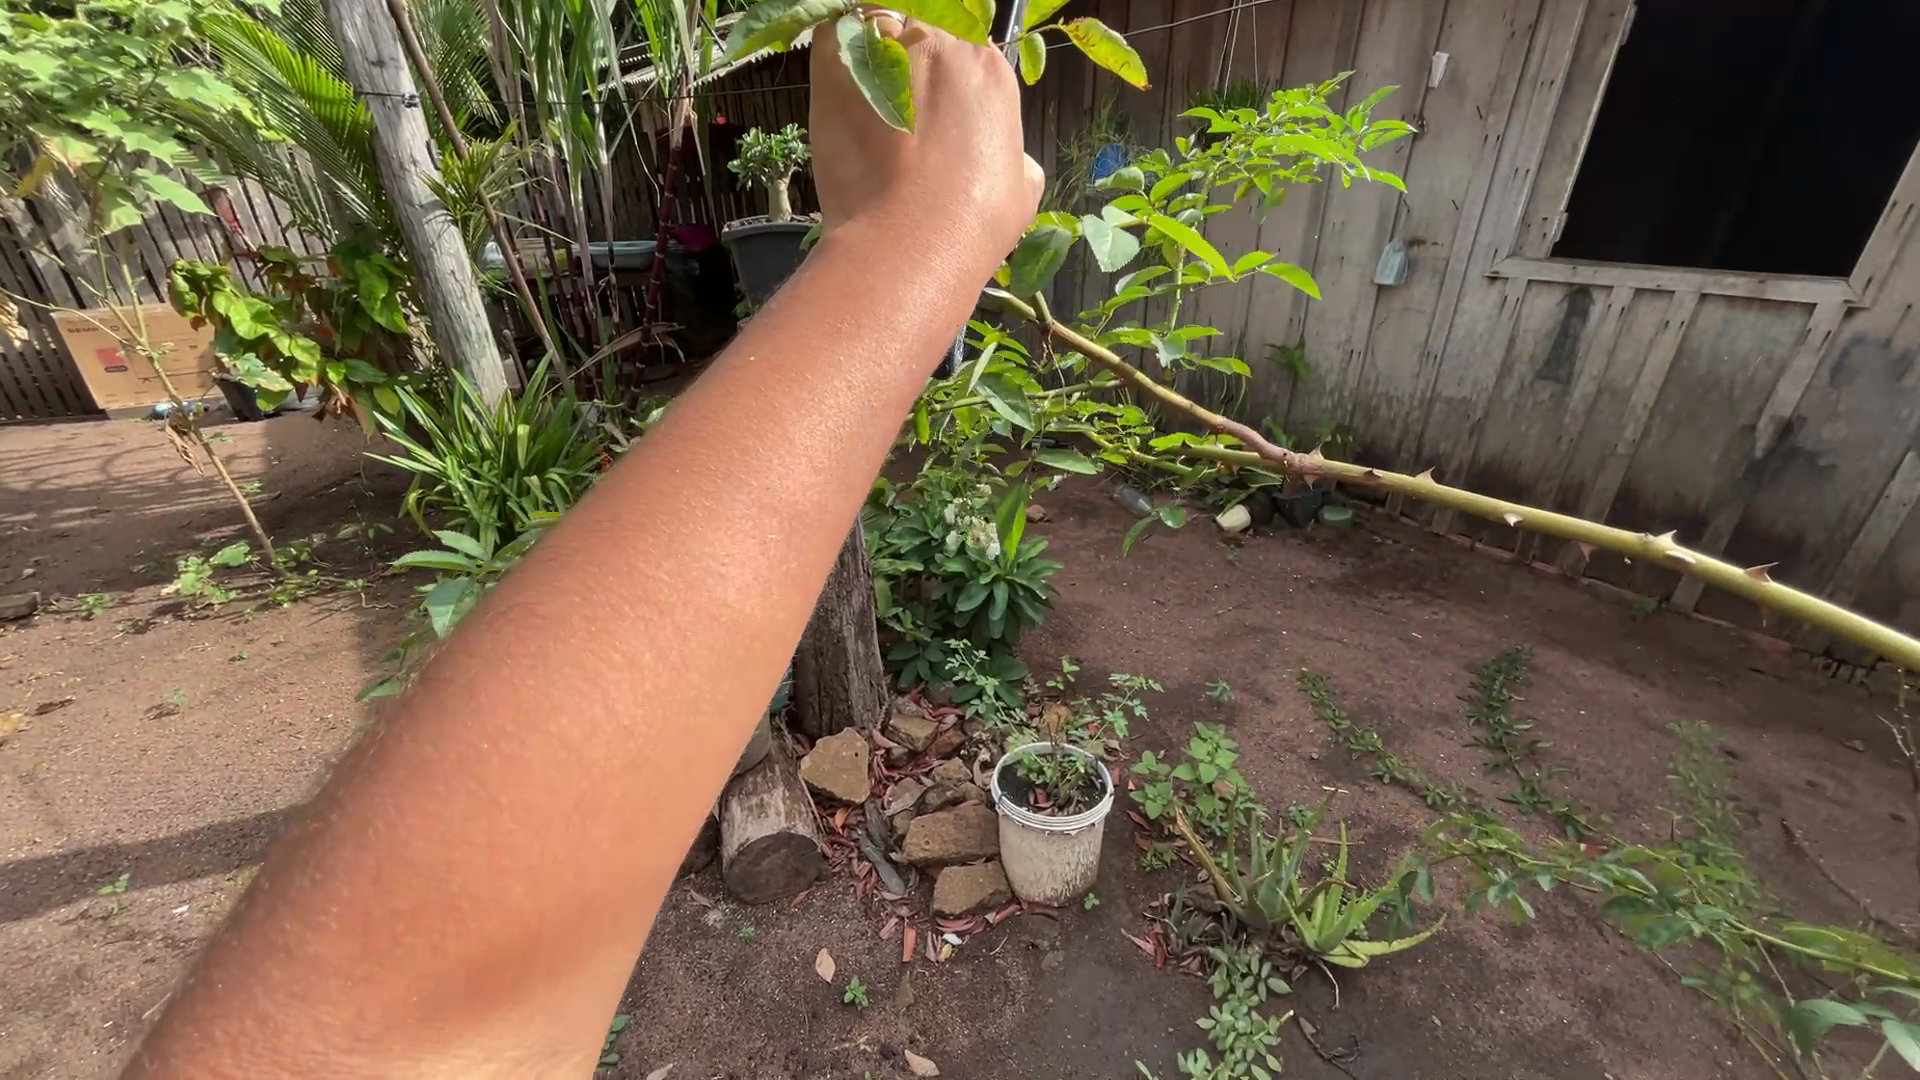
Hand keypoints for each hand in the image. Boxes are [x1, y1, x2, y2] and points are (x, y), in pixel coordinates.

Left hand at [809, 18, 1042, 282]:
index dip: (948, 78)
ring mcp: (889, 52)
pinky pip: (832, 37)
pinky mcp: (838, 69)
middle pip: (923, 30)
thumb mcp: (1023, 192)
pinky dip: (835, 57)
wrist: (910, 245)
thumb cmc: (972, 227)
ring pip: (878, 29)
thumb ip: (1015, 155)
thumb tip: (1011, 157)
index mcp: (988, 71)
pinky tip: (843, 97)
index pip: (966, 47)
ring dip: (874, 58)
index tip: (937, 111)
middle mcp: (942, 47)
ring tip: (869, 109)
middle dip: (912, 64)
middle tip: (901, 113)